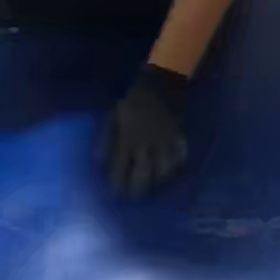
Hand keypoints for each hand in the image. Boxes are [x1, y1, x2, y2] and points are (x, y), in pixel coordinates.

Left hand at [99, 64, 188, 196]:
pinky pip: (180, 157)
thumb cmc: (132, 101)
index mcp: (127, 138)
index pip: (120, 168)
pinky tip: (173, 175)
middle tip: (135, 199)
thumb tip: (99, 163)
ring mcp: (163, 141)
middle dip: (138, 190)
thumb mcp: (113, 116)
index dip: (117, 184)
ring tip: (154, 189)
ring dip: (158, 182)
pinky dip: (177, 168)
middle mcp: (145, 143)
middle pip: (142, 174)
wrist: (161, 80)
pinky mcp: (178, 137)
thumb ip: (105, 140)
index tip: (115, 195)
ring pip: (163, 169)